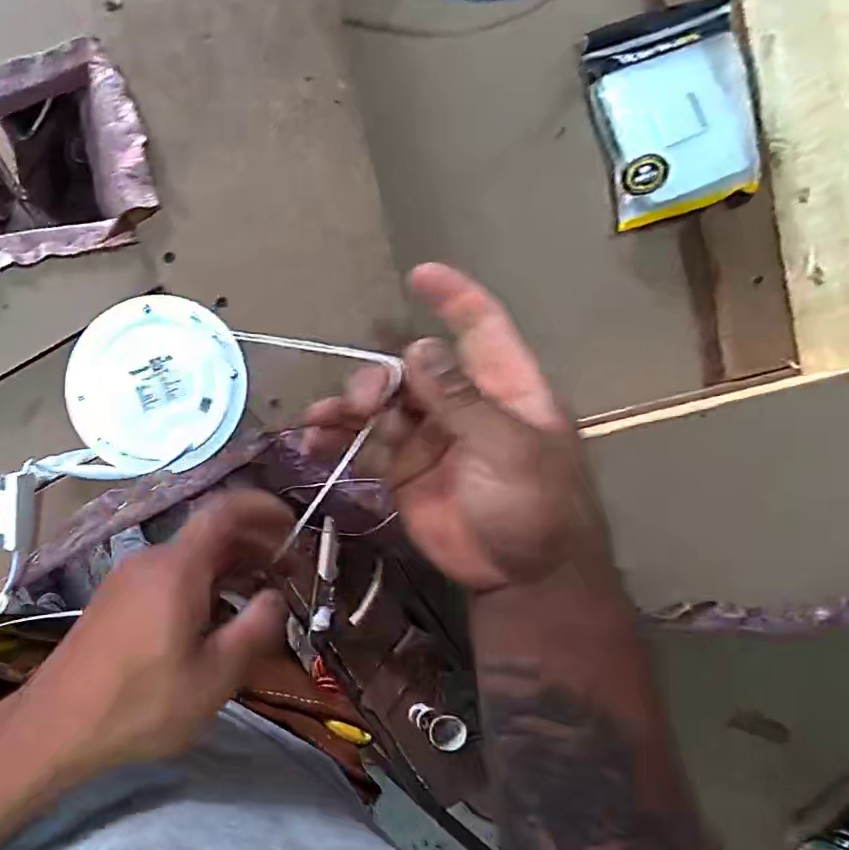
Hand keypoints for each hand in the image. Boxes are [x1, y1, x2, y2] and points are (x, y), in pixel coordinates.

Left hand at [11, 489, 291, 780]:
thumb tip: (275, 597)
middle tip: (288, 574)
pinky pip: (166, 576)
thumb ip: (255, 629)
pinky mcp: (113, 598)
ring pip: (187, 558)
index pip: (224, 510)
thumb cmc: (141, 703)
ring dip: (227, 569)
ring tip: (258, 599)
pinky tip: (213, 617)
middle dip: (253, 547)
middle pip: (208, 535)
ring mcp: (126, 578)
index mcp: (175, 568)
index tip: (294, 524)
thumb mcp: (214, 677)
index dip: (263, 508)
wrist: (58, 723)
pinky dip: (199, 584)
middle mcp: (148, 560)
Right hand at [302, 263, 606, 591]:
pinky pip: (363, 449)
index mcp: (502, 390)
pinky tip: (313, 445)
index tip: (419, 275)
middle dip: (380, 377)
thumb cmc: (535, 506)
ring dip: (347, 410)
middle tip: (363, 399)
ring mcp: (427, 441)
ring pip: (380, 410)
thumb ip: (460, 401)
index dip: (453, 299)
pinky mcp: (401, 473)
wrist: (521, 575)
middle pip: (410, 373)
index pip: (479, 330)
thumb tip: (418, 349)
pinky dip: (336, 445)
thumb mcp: (506, 448)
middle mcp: (460, 408)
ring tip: (320, 420)